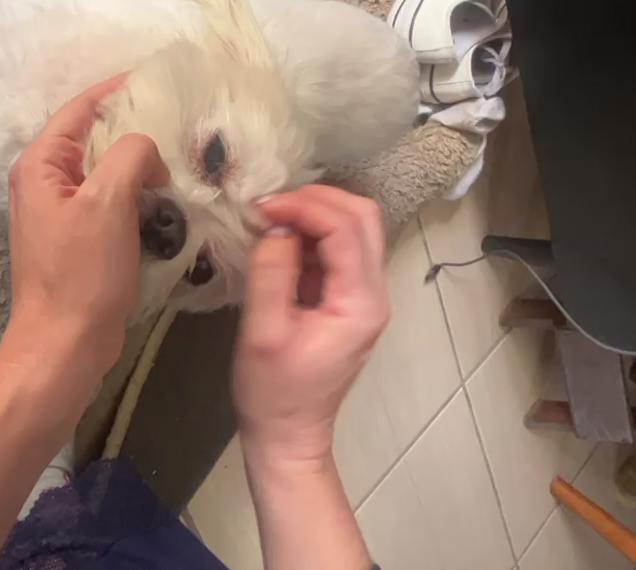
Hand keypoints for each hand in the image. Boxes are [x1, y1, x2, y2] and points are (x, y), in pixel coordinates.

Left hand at [0, 74, 167, 391]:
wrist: (64, 348)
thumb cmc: (82, 272)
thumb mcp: (108, 202)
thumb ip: (130, 155)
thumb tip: (148, 150)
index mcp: (41, 164)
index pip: (80, 108)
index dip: (117, 89)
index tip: (157, 80)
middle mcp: (45, 180)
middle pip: (93, 136)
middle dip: (133, 126)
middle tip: (178, 118)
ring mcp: (61, 210)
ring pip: (105, 168)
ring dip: (139, 161)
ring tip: (179, 153)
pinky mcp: (79, 235)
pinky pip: (111, 197)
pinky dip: (137, 190)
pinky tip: (166, 194)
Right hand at [233, 186, 389, 469]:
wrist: (287, 436)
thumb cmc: (272, 392)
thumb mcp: (262, 332)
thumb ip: (271, 271)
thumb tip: (277, 224)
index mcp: (360, 303)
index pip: (345, 229)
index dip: (304, 206)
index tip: (261, 208)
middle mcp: (373, 292)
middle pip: (362, 217)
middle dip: (317, 198)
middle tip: (271, 205)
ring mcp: (365, 293)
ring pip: (355, 226)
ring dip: (315, 211)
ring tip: (272, 217)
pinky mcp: (348, 295)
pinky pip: (340, 245)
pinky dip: (312, 230)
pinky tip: (280, 237)